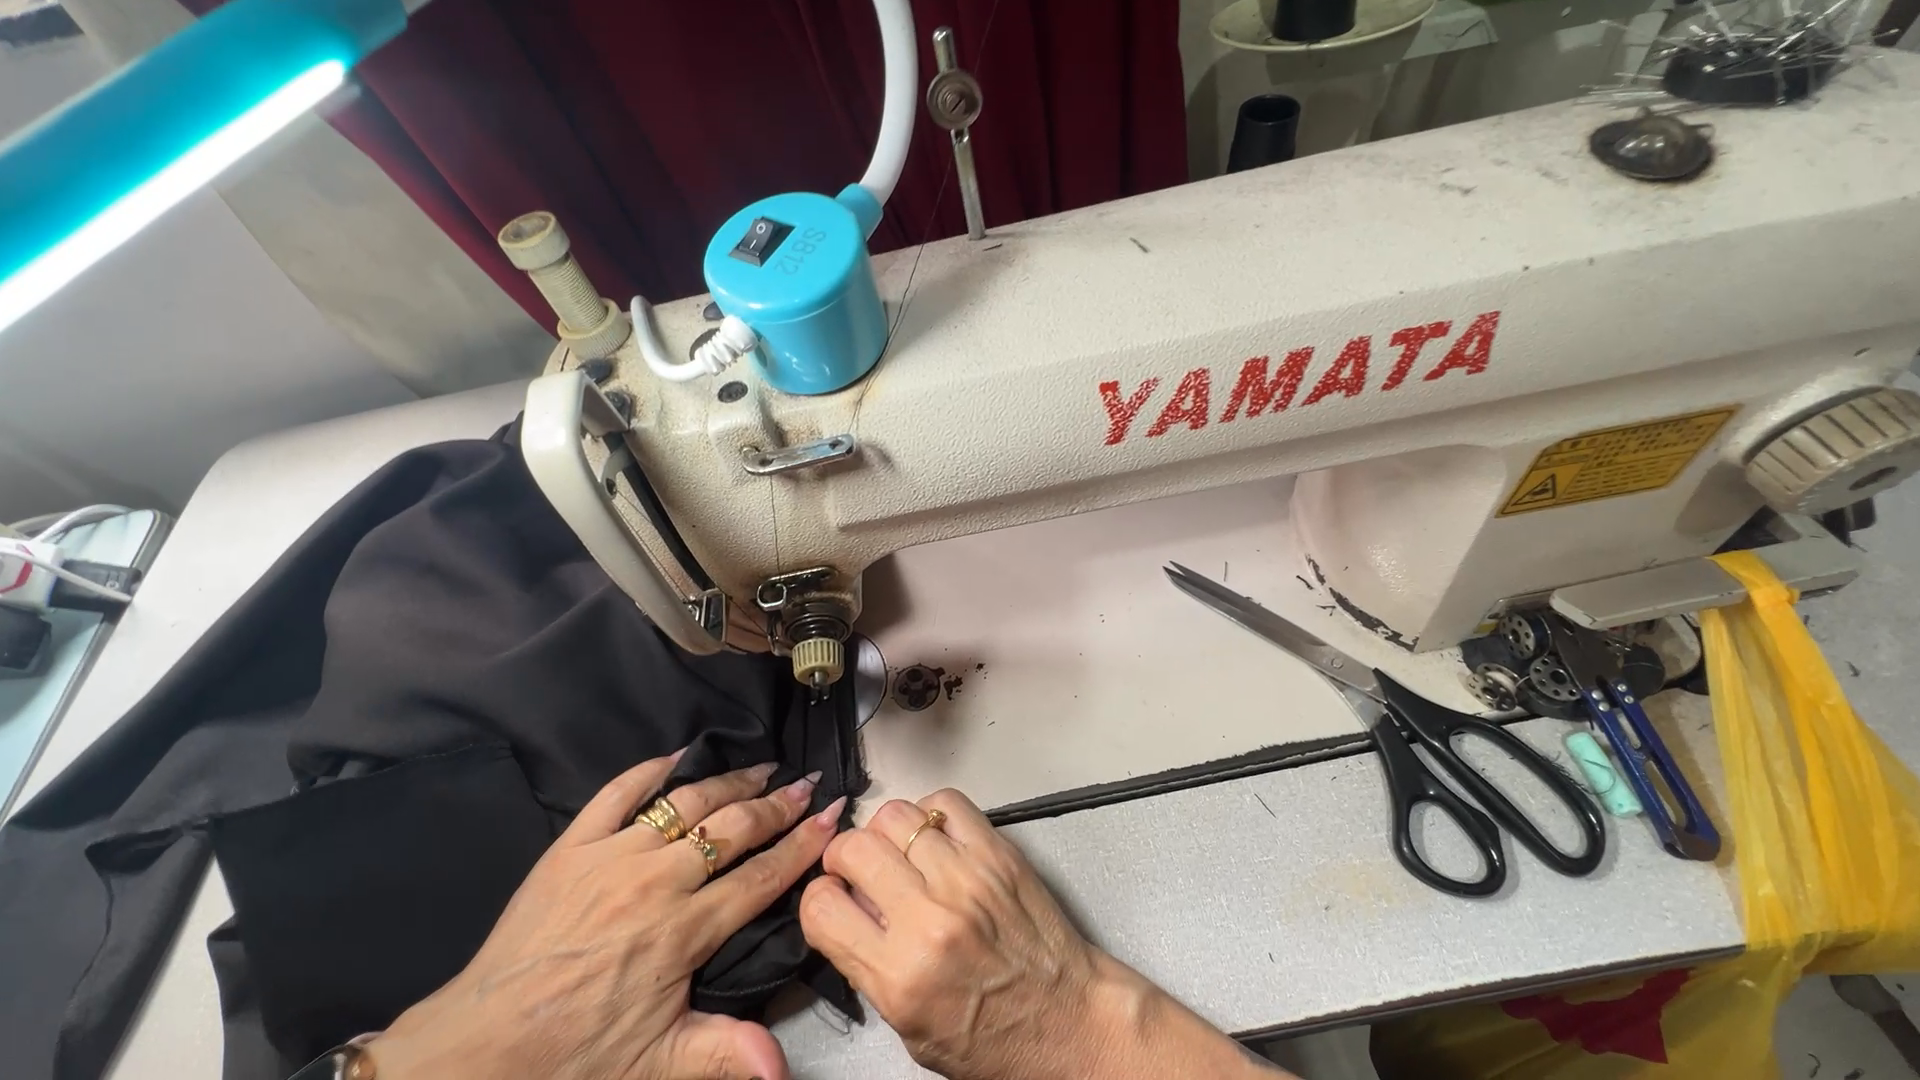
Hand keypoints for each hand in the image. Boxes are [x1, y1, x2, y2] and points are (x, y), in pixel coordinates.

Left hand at [365, 752, 844, 1079]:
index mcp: (683, 932)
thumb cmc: (573, 1058)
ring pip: (687, 803)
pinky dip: (650, 771)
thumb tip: (781, 1068)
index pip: (760, 877)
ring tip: (762, 768)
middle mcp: (656, 883)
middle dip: (778, 805)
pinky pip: (617, 794)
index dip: (802, 845)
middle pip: (733, 829)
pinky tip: (678, 757)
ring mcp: (612, 857)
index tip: (832, 816)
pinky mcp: (571, 847)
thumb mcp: (657, 1065)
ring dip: (730, 781)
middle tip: (807, 785)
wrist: (477, 1049)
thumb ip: (724, 1054)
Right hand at [799, 790, 1291, 1079]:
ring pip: (895, 816)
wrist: (1069, 1021)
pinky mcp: (998, 855)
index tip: (831, 899)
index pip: (822, 905)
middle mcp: (930, 921)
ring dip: (886, 832)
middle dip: (844, 856)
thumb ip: (866, 966)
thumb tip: (843, 907)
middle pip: (854, 847)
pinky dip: (930, 812)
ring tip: (898, 851)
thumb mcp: (909, 1027)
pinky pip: (946, 802)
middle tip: (858, 868)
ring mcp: (967, 881)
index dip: (818, 898)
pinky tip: (933, 837)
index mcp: (900, 976)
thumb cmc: (997, 1036)